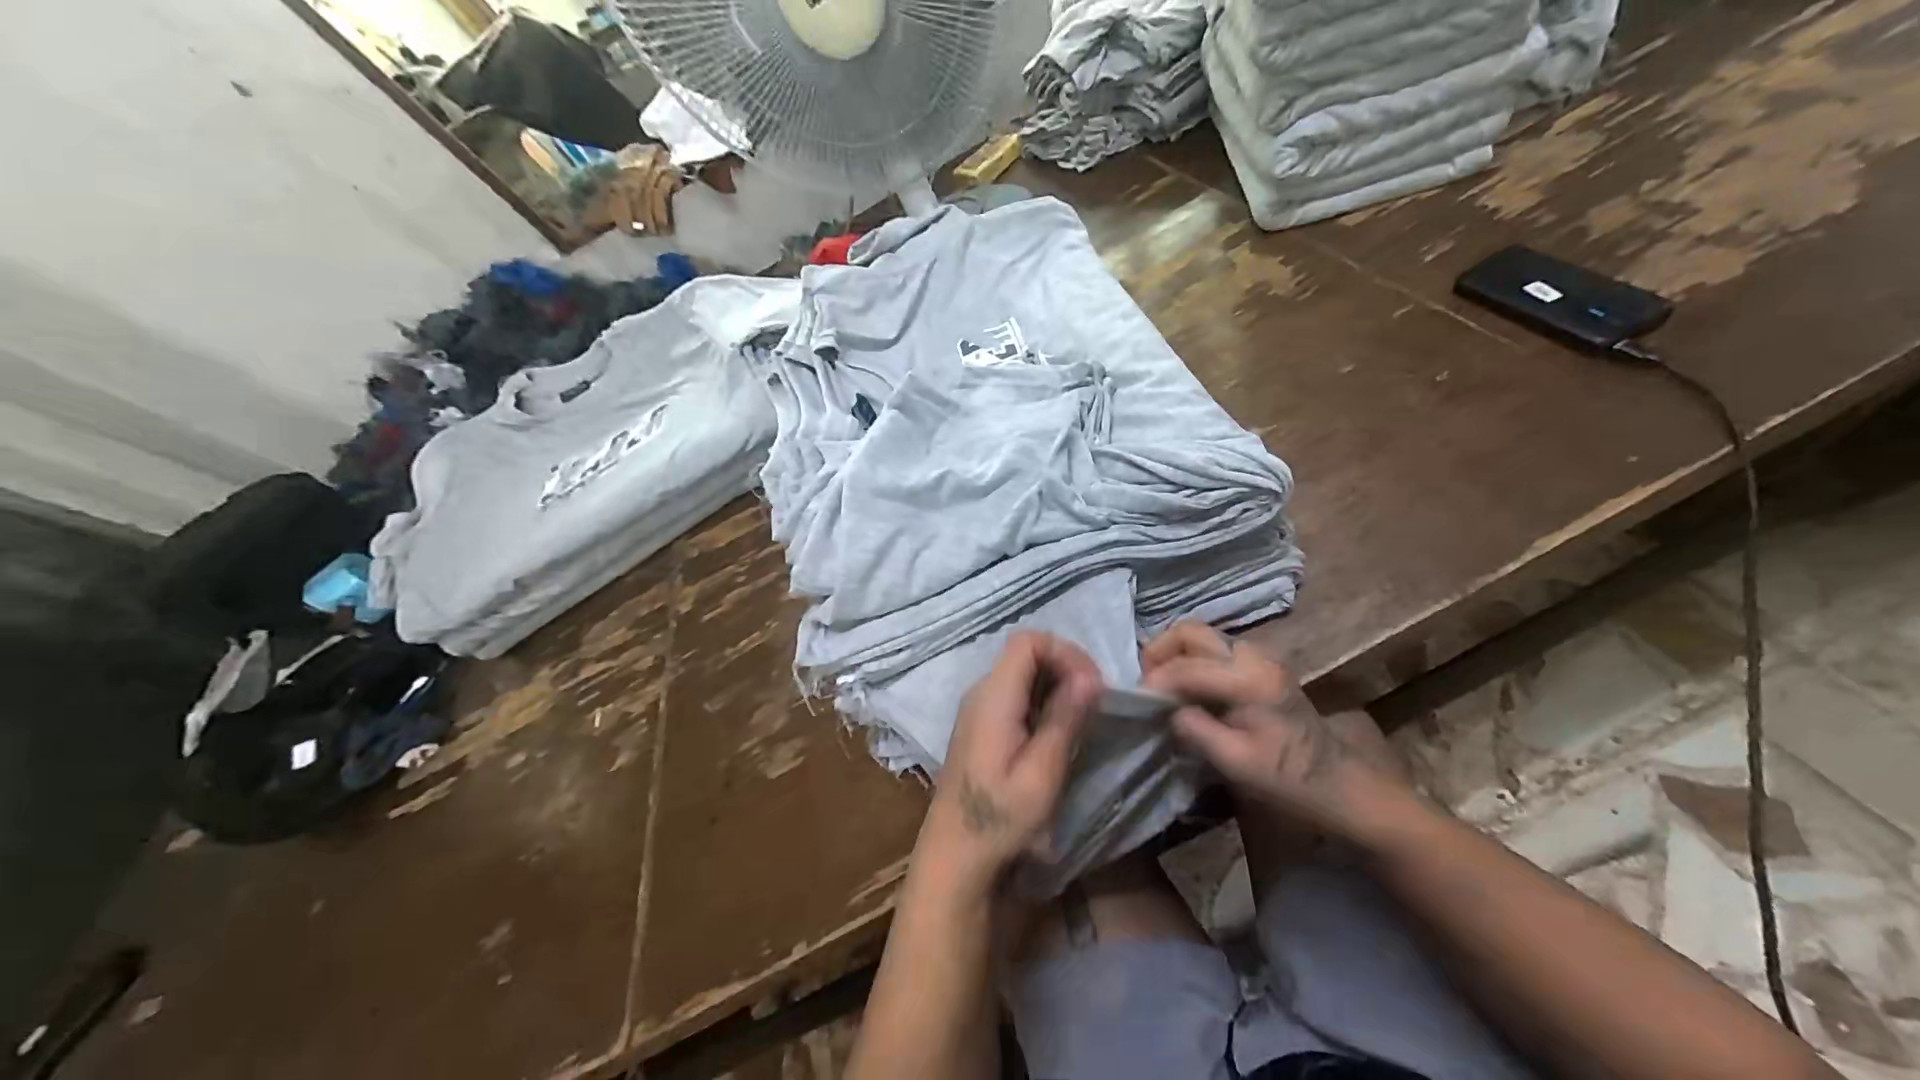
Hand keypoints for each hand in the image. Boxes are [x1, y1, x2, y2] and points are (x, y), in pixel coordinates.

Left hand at [920, 632, 1102, 891]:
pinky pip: (1016, 697)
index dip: (1066, 652)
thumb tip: (1091, 677)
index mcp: (993, 697)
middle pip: (1026, 654)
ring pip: (1023, 675)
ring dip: (1057, 687)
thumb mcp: (1042, 773)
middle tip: (1095, 704)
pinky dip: (1043, 703)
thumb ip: (1064, 720)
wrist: (954, 856)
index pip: (1028, 640)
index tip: (1094, 686)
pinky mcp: (981, 728)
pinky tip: (1058, 734)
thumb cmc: (999, 819)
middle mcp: (981, 693)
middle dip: (1067, 668)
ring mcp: (978, 710)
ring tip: (1082, 720)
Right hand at [1141, 621, 1413, 844]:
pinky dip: (1190, 660)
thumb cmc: (1288, 778)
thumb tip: (1164, 710)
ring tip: (1162, 687)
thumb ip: (1194, 729)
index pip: (1186, 667)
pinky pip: (1212, 650)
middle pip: (1190, 632)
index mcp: (1248, 678)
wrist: (1339, 784)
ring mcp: (1258, 657)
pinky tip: (1185, 689)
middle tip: (1147, 683)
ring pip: (1201, 637)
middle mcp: (1252, 656)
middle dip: (1160, 652)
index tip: (1136, 701)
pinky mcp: (1258, 666)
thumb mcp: (1235, 762)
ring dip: (1175, 655)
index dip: (1155, 682)